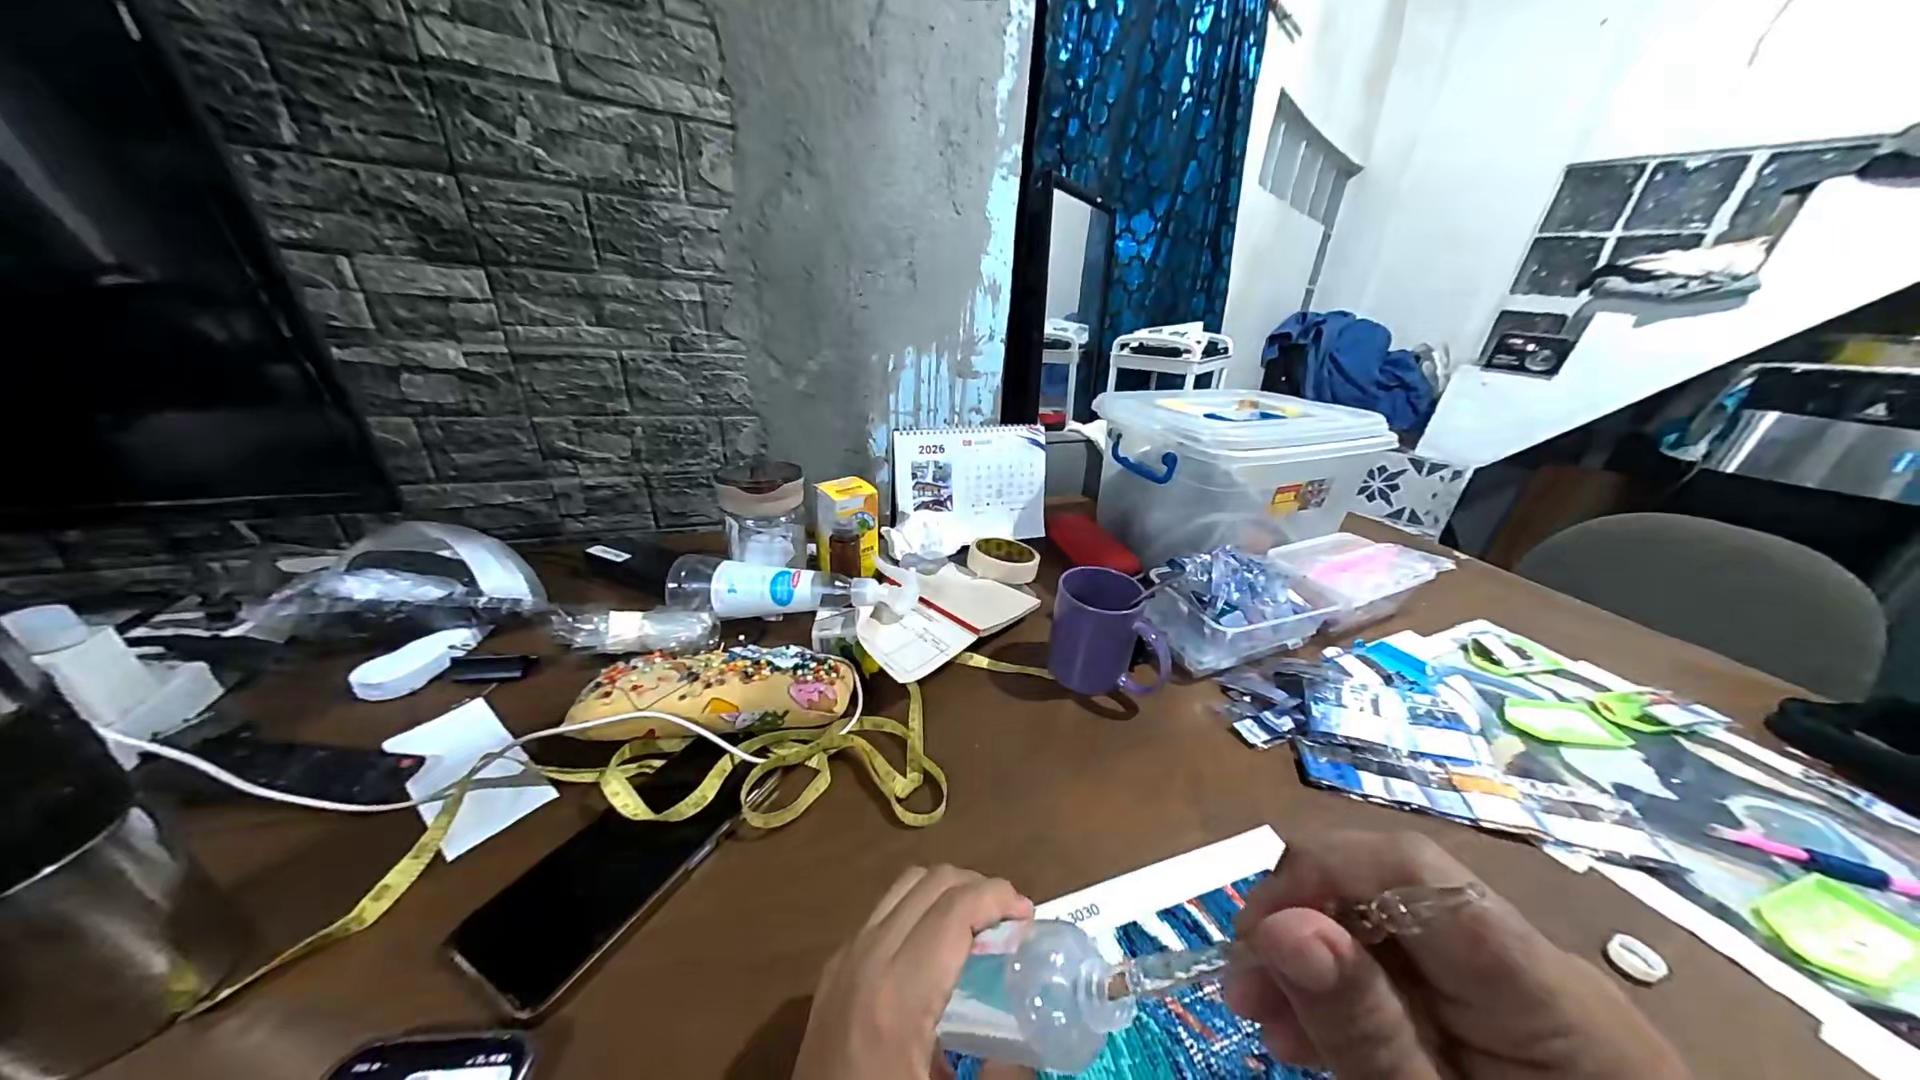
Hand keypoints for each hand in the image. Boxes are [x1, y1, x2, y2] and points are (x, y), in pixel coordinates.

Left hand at [793, 865, 1032, 1079]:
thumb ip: (1001, 1075)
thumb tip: (1037, 1050)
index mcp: (898, 994)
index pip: (954, 908)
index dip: (997, 897)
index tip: (1028, 915)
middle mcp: (868, 957)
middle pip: (931, 882)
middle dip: (977, 887)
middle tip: (1009, 918)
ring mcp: (845, 956)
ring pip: (905, 885)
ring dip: (948, 891)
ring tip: (977, 924)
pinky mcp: (833, 966)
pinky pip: (884, 910)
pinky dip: (919, 907)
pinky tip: (936, 946)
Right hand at [1223, 831, 1689, 1079]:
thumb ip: (1364, 1030)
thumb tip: (1276, 922)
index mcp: (1549, 995)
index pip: (1414, 869)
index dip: (1317, 873)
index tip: (1252, 933)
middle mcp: (1538, 968)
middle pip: (1391, 895)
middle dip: (1302, 924)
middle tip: (1243, 991)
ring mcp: (1524, 991)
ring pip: (1388, 930)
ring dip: (1314, 960)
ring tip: (1266, 1020)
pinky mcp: (1507, 1017)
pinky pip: (1409, 974)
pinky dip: (1350, 992)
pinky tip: (1314, 1033)